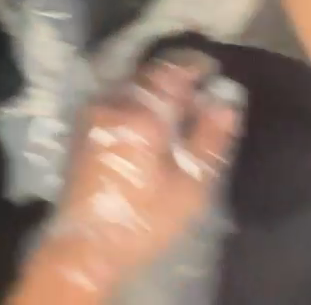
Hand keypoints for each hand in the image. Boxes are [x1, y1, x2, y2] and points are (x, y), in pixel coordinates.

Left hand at [18, 50, 245, 297]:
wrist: (85, 245)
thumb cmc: (143, 220)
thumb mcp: (188, 188)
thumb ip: (208, 139)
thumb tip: (227, 101)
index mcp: (142, 115)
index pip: (171, 72)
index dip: (193, 64)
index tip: (210, 67)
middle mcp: (114, 103)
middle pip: (148, 74)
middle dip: (174, 75)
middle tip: (196, 88)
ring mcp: (94, 112)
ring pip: (130, 84)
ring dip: (154, 86)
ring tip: (175, 104)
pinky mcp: (83, 126)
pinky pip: (115, 97)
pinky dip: (136, 98)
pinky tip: (147, 118)